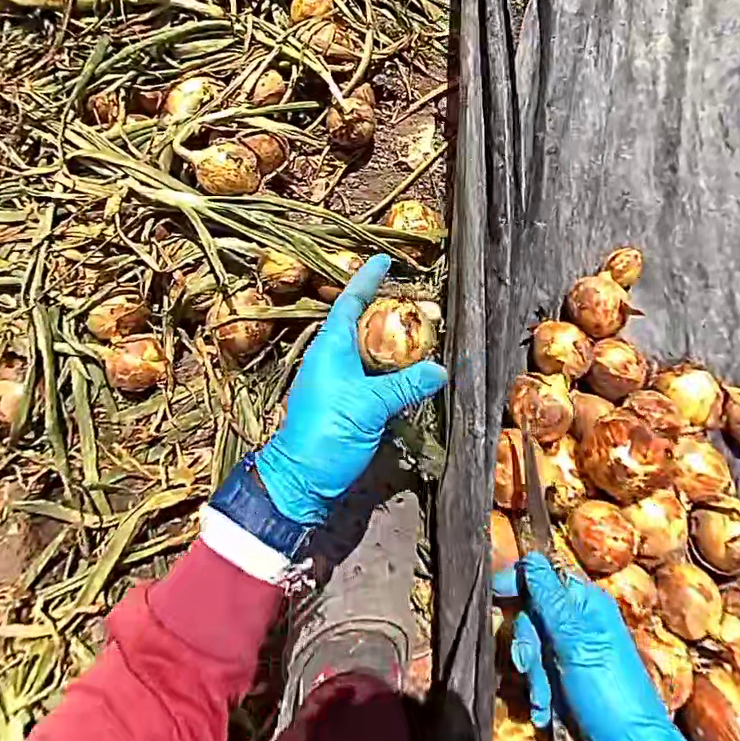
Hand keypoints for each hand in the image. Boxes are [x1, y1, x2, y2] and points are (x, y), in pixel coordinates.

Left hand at [255, 254, 446, 524]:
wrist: (300, 481)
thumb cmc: (327, 433)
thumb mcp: (370, 406)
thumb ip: (405, 385)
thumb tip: (440, 370)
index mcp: (331, 347)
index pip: (350, 301)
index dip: (367, 278)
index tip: (384, 259)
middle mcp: (331, 357)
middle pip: (360, 320)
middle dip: (385, 306)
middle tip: (414, 298)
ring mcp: (335, 379)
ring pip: (365, 347)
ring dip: (388, 337)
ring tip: (416, 329)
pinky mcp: (343, 399)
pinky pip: (369, 370)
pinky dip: (388, 364)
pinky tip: (407, 368)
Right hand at [506, 553, 692, 740]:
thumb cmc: (607, 688)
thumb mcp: (575, 637)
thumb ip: (549, 596)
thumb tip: (530, 556)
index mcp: (584, 601)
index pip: (544, 574)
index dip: (518, 581)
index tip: (493, 592)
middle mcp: (576, 621)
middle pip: (531, 612)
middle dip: (527, 640)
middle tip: (533, 663)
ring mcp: (570, 653)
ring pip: (530, 646)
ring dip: (531, 673)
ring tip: (543, 696)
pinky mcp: (564, 682)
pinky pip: (536, 675)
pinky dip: (536, 693)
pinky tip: (544, 710)